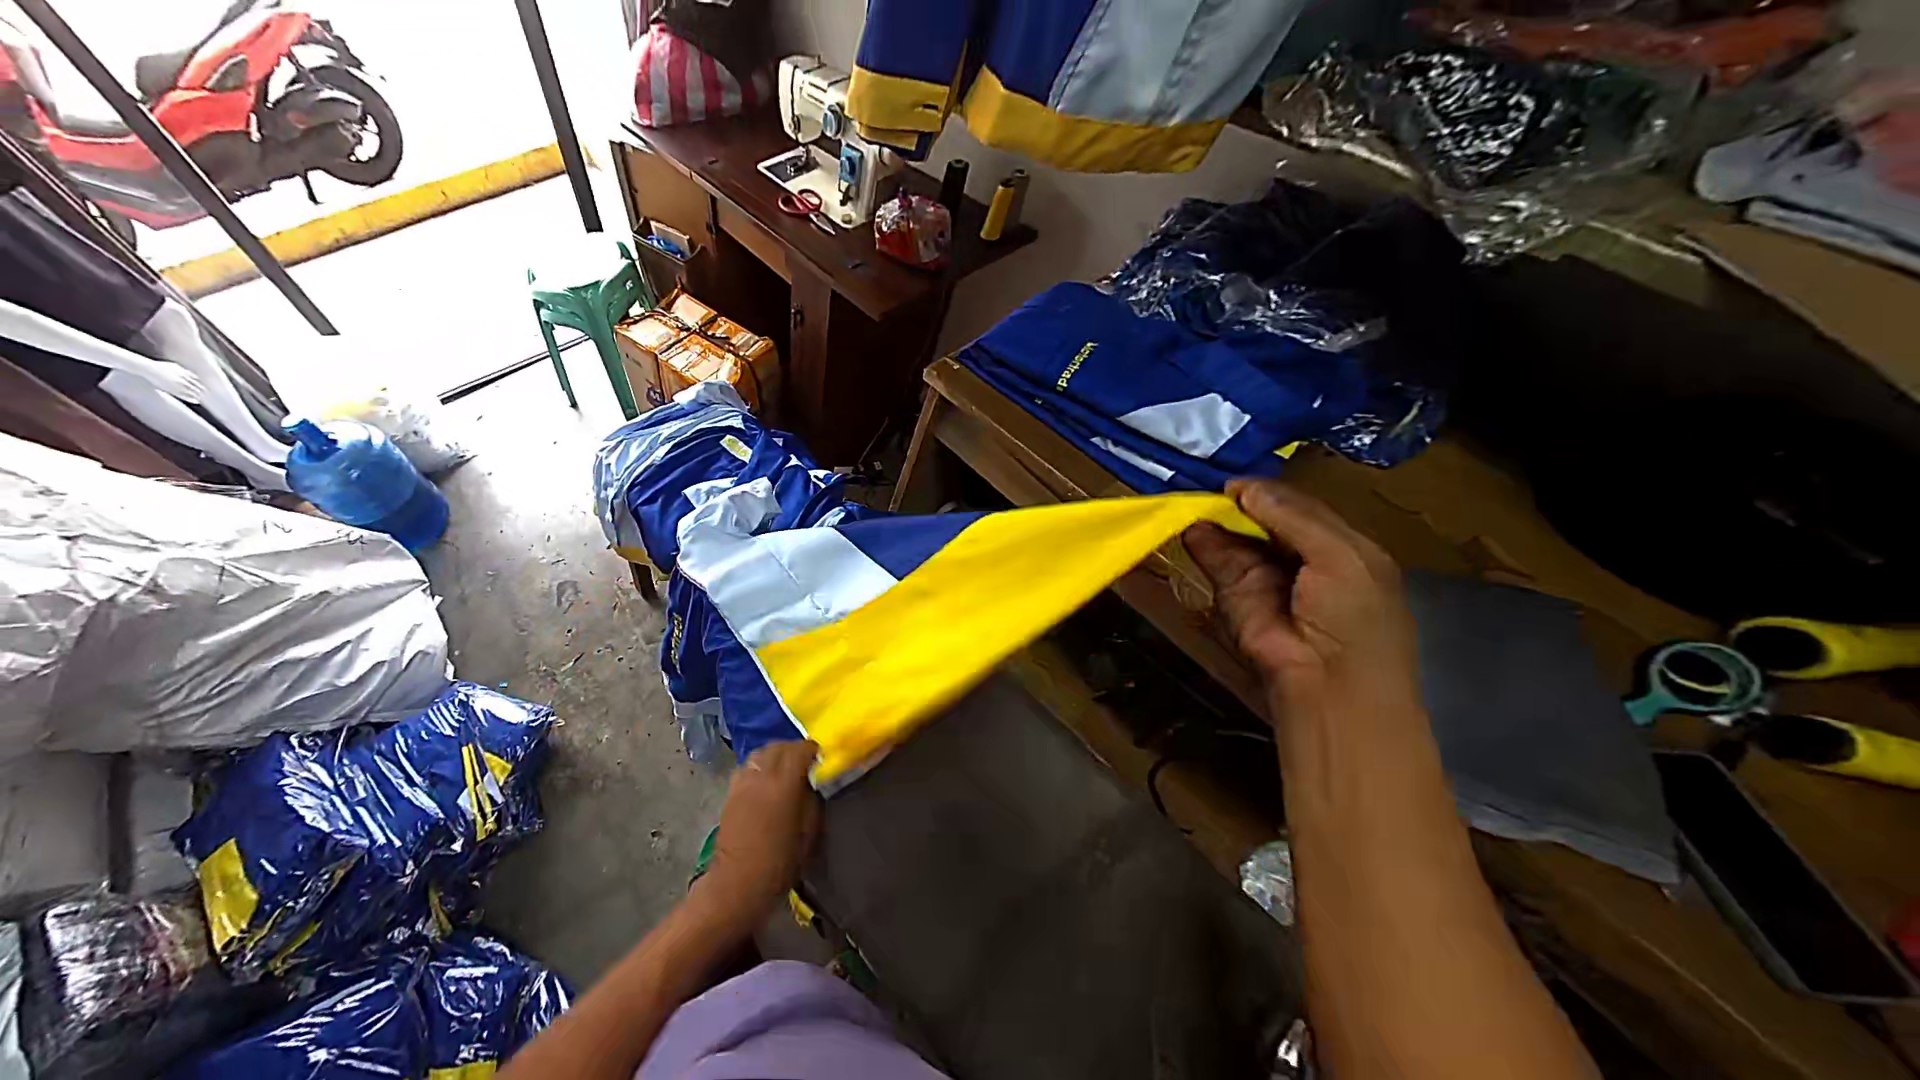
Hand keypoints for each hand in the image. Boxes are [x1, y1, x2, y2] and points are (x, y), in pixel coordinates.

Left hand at [702, 740, 820, 923]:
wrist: (738, 885)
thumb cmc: (780, 863)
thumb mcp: (808, 832)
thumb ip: (812, 800)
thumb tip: (812, 782)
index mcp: (783, 785)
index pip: (799, 750)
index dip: (812, 749)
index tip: (822, 755)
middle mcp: (760, 777)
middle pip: (777, 747)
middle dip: (793, 749)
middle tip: (805, 760)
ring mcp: (742, 784)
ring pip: (759, 754)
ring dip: (774, 755)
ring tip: (785, 767)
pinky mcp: (730, 795)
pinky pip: (747, 768)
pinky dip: (759, 766)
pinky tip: (766, 781)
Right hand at [1184, 478, 1420, 722]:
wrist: (1329, 684)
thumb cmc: (1354, 616)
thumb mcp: (1343, 555)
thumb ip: (1294, 516)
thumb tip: (1244, 487)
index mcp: (1339, 545)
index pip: (1300, 507)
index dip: (1271, 491)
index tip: (1240, 479)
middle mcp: (1299, 558)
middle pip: (1264, 519)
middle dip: (1240, 501)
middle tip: (1211, 482)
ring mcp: (1264, 576)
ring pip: (1235, 536)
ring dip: (1216, 518)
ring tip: (1193, 497)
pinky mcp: (1233, 595)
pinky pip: (1216, 561)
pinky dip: (1201, 541)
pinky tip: (1189, 522)